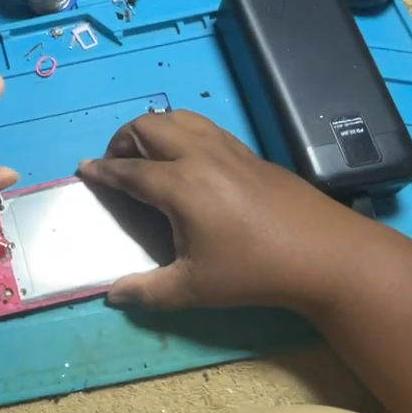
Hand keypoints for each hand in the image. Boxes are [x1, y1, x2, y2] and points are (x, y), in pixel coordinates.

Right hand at [77, 111, 388, 311]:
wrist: (327, 255)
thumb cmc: (255, 272)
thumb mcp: (195, 288)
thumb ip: (148, 291)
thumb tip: (113, 295)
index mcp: (179, 185)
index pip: (128, 170)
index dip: (102, 171)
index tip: (84, 169)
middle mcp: (198, 156)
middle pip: (148, 127)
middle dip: (123, 140)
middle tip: (118, 165)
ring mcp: (227, 149)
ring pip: (178, 117)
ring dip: (153, 130)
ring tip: (148, 155)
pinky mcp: (249, 152)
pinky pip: (203, 126)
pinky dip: (181, 131)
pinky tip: (187, 158)